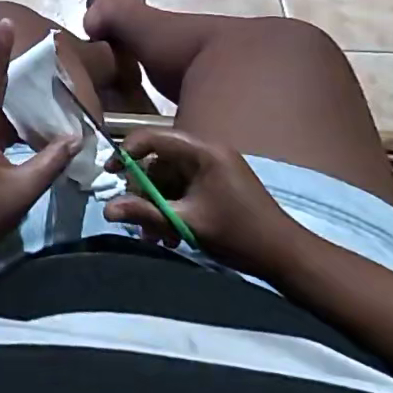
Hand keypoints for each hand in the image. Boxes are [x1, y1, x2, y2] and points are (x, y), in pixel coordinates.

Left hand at [0, 20, 81, 259]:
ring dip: (18, 89)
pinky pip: (1, 120)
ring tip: (43, 72)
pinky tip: (39, 112)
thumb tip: (75, 137)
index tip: (6, 24)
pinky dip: (19, 113)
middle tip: (38, 45)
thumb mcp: (22, 191)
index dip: (0, 53)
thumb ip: (51, 162)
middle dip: (11, 62)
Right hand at [102, 128, 305, 272]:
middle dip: (144, 191)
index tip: (110, 173)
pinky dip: (174, 208)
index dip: (128, 151)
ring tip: (155, 236)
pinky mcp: (219, 184)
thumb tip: (107, 209)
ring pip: (171, 178)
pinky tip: (171, 236)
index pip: (155, 136)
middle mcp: (209, 152)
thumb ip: (145, 214)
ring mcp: (216, 168)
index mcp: (203, 152)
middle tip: (135, 218)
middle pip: (161, 160)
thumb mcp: (187, 224)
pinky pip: (185, 188)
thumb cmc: (238, 235)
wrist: (285, 255)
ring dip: (158, 205)